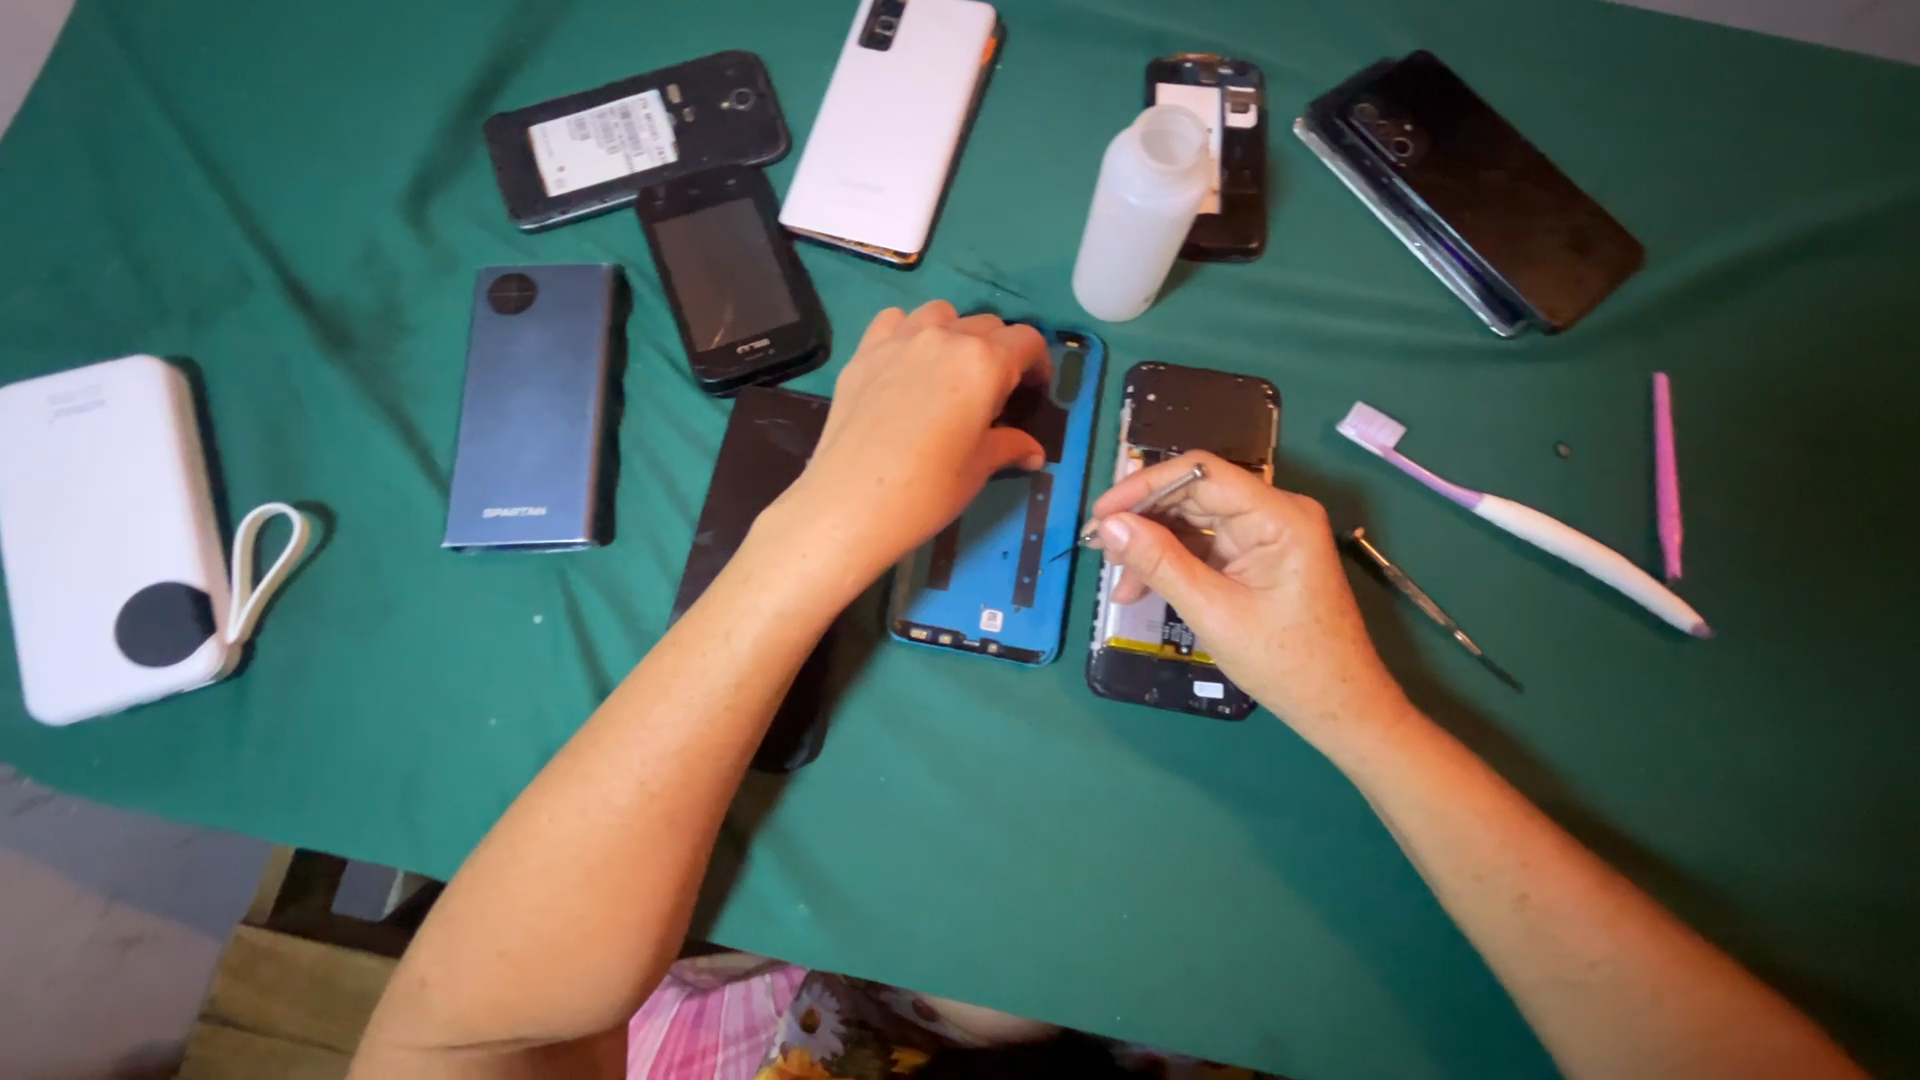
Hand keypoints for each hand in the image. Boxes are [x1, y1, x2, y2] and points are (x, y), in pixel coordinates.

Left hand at [775, 300, 1051, 578]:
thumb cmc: (927, 491)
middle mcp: (945, 338)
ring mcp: (900, 340)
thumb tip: (1034, 451)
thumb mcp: (978, 469)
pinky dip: (908, 332)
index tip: (1032, 390)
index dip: (1037, 364)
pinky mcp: (864, 352)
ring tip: (950, 371)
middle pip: (986, 326)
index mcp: (984, 364)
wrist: (851, 502)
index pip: (1026, 341)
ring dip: (955, 334)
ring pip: (940, 315)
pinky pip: (894, 321)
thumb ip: (1009, 446)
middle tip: (993, 393)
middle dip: (999, 352)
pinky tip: (906, 364)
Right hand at [1090, 451, 1407, 737]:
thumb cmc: (1285, 663)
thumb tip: (1110, 526)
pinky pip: (1204, 546)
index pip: (1200, 474)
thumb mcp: (1213, 612)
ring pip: (1193, 521)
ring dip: (1152, 546)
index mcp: (1277, 516)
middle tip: (1099, 547)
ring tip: (1116, 578)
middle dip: (1143, 520)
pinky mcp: (1257, 556)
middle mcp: (1274, 513)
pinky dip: (1171, 564)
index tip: (1102, 514)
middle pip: (1194, 495)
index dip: (1145, 486)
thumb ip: (1160, 563)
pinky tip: (1139, 588)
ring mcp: (1266, 534)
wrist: (1337, 706)